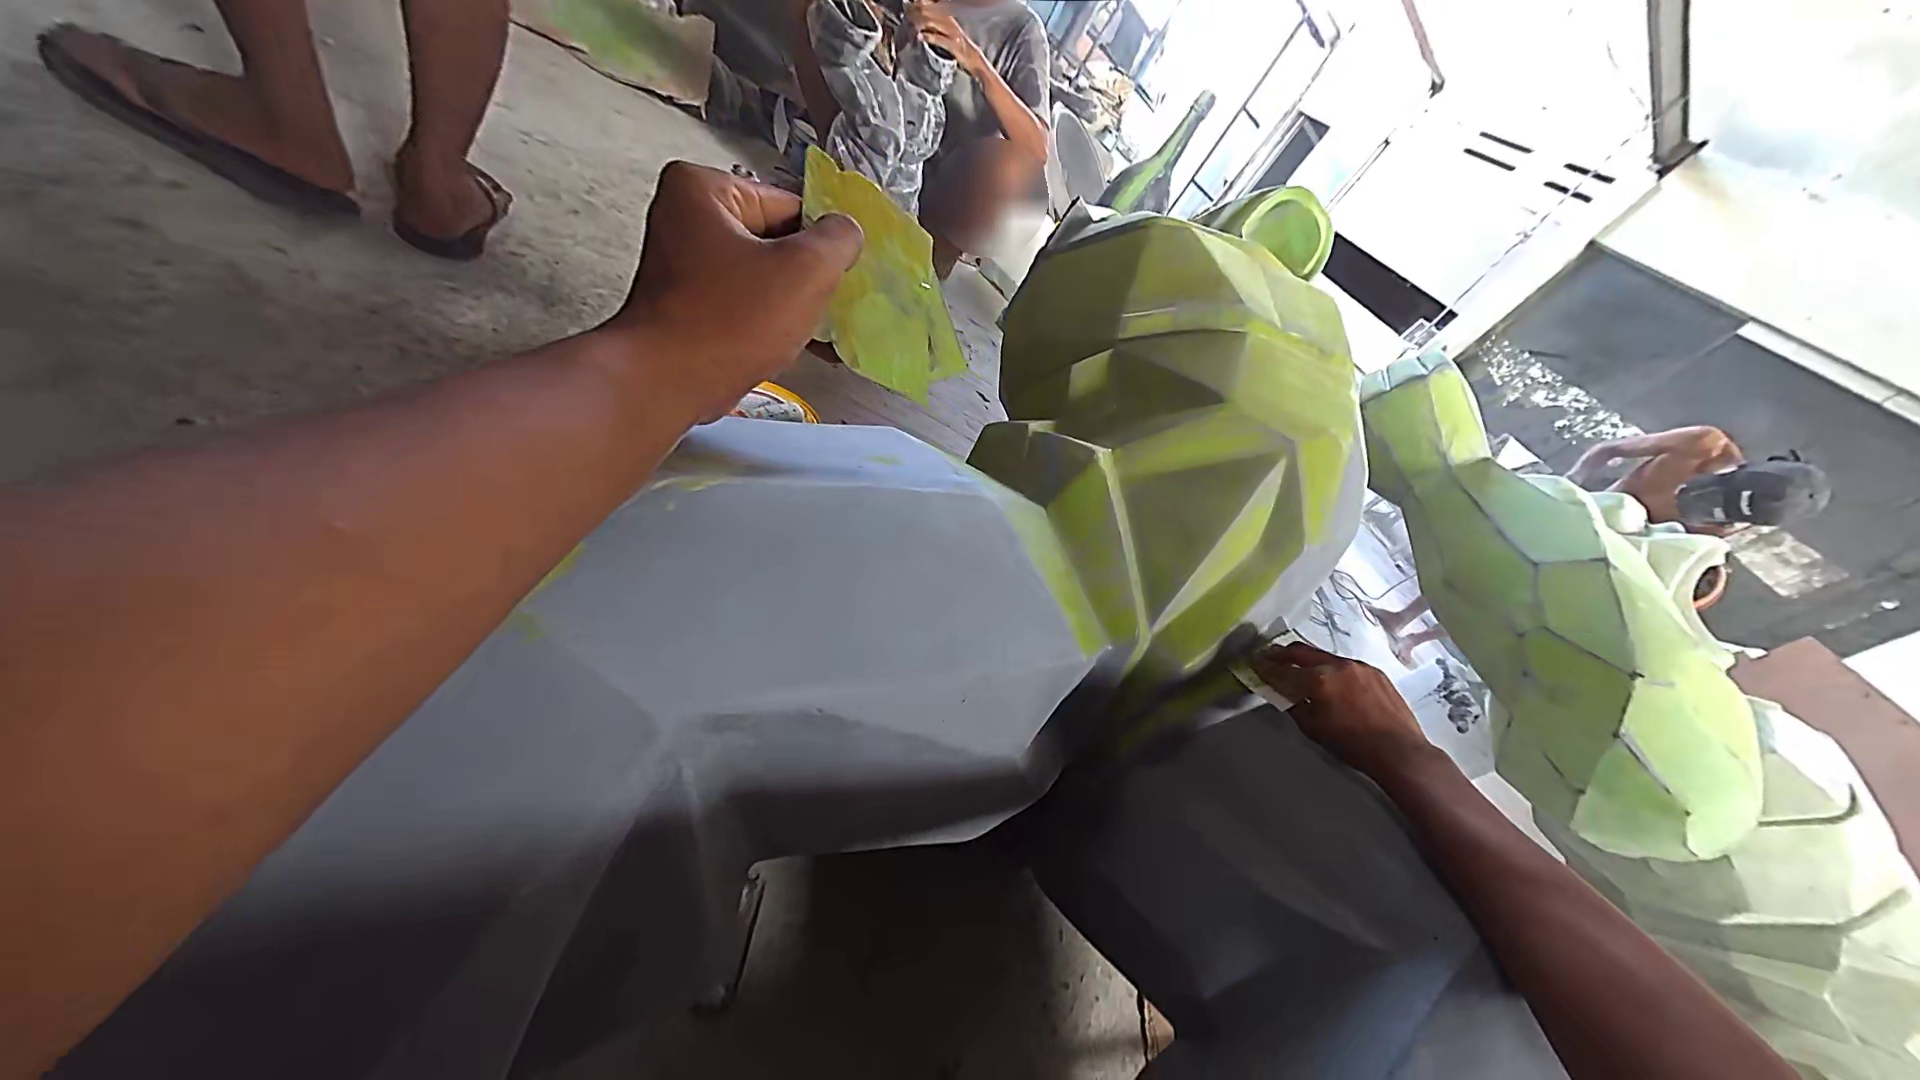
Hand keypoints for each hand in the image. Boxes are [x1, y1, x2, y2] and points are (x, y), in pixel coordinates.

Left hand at [605, 161, 862, 420]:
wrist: (670, 382)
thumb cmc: (733, 321)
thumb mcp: (805, 270)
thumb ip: (838, 240)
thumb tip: (846, 230)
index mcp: (703, 189)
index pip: (789, 207)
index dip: (821, 244)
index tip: (836, 278)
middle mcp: (685, 218)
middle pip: (774, 242)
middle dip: (806, 278)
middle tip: (825, 308)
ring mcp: (682, 265)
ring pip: (762, 278)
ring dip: (793, 305)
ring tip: (815, 334)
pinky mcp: (687, 306)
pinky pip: (742, 304)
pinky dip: (769, 322)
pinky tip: (796, 347)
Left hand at [907, 1, 986, 76]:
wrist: (975, 60)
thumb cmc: (961, 49)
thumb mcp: (949, 34)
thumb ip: (938, 28)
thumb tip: (924, 24)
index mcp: (949, 19)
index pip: (935, 6)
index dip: (923, 3)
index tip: (911, 4)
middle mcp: (951, 23)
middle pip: (932, 11)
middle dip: (919, 10)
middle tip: (907, 12)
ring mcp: (953, 33)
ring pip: (935, 22)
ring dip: (922, 21)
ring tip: (912, 22)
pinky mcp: (953, 45)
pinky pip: (939, 39)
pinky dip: (929, 37)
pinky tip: (920, 36)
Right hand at [1249, 641, 1432, 774]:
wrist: (1400, 752)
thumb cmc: (1352, 744)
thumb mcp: (1312, 727)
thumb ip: (1293, 704)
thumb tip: (1282, 692)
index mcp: (1318, 680)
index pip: (1282, 669)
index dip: (1265, 666)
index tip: (1254, 662)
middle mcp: (1337, 666)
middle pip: (1302, 651)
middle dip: (1282, 653)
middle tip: (1270, 656)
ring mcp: (1358, 666)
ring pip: (1324, 657)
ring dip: (1309, 661)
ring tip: (1300, 670)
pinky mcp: (1375, 672)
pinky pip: (1345, 665)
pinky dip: (1332, 669)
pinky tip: (1332, 682)